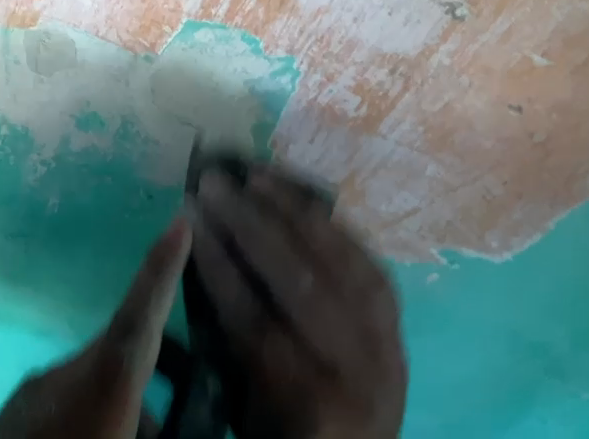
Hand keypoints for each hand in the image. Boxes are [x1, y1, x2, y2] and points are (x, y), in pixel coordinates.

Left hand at [0, 217, 191, 438]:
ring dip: (131, 408)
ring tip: (152, 432)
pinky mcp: (18, 413)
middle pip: (127, 354)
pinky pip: (71, 402)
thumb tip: (177, 414)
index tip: (181, 220)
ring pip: (100, 382)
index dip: (163, 269)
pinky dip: (98, 418)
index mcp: (102, 386)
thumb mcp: (122, 437)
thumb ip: (159, 423)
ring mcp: (37, 393)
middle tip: (197, 400)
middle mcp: (68, 376)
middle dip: (165, 371)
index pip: (141, 315)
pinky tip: (103, 438)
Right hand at [191, 165, 405, 438]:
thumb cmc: (283, 434)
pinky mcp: (400, 327)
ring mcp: (387, 347)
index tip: (188, 215)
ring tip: (252, 175)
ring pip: (341, 264)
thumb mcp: (243, 404)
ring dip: (293, 212)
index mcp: (308, 402)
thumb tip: (194, 255)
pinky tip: (299, 197)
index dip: (219, 262)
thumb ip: (223, 336)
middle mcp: (355, 373)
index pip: (255, 320)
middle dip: (250, 223)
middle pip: (300, 282)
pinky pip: (368, 263)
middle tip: (212, 182)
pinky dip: (331, 226)